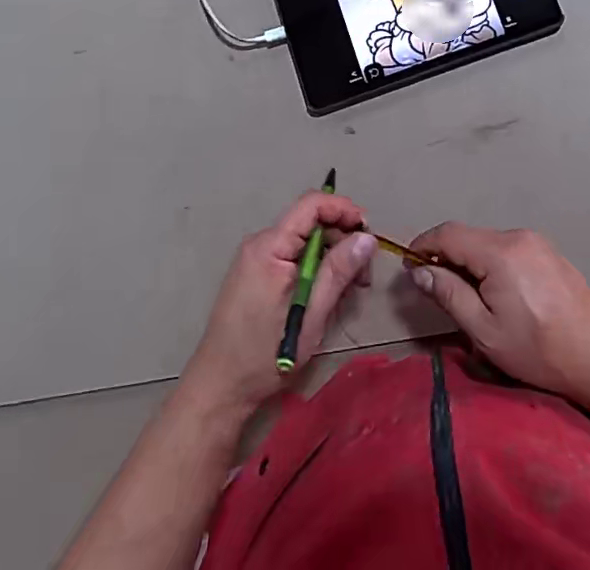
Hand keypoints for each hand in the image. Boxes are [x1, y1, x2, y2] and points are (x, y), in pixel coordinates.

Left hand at [181, 192, 376, 416]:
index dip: (344, 210)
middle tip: (364, 279)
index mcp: (269, 246)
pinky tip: (324, 299)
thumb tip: (367, 238)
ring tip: (346, 295)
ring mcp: (256, 258)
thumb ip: (338, 272)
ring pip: (305, 242)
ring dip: (332, 260)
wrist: (220, 386)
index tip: (369, 234)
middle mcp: (260, 243)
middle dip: (343, 242)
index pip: (311, 204)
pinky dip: (315, 271)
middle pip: (311, 223)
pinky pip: (293, 258)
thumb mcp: (310, 314)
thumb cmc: (265, 354)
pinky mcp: (257, 274)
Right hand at [408, 222, 589, 401]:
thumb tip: (420, 271)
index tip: (409, 266)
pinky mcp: (548, 253)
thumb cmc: (540, 349)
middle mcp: (517, 237)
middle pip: (467, 236)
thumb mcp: (484, 330)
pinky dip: (489, 262)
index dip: (422, 246)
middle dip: (445, 256)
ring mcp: (536, 243)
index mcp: (500, 252)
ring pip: (486, 242)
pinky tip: (494, 292)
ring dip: (467, 260)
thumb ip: (449, 294)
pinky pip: (506, 249)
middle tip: (433, 287)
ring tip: (464, 295)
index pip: (447, 234)